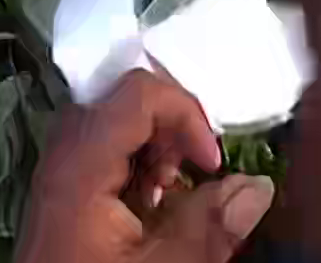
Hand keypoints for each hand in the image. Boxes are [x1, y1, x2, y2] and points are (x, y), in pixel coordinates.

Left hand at [15, 69, 274, 262]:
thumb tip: (259, 186)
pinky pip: (107, 141)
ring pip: (120, 117)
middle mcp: (66, 146)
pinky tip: (149, 203)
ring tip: (170, 195)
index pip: (139, 92)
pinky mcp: (64, 179)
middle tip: (194, 177)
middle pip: (130, 99)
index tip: (212, 162)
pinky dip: (138, 160)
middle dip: (174, 131)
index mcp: (82, 159)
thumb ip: (210, 227)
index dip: (185, 113)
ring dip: (159, 147)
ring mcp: (61, 160)